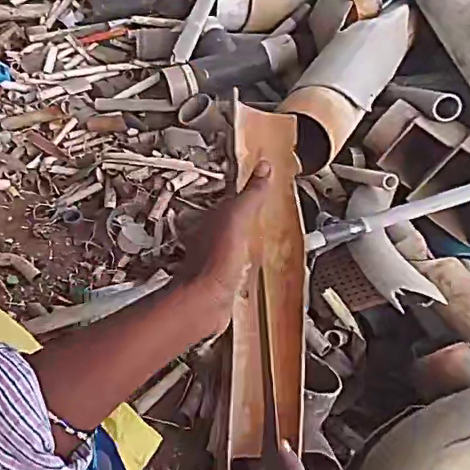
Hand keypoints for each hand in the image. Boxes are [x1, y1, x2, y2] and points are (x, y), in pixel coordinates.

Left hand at [174, 158, 275, 331]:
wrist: (206, 301)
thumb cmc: (215, 262)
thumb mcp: (239, 218)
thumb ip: (251, 194)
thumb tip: (263, 168)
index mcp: (216, 218)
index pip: (232, 196)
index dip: (247, 188)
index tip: (260, 180)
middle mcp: (212, 235)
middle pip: (232, 217)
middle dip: (246, 211)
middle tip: (261, 205)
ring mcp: (217, 257)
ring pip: (233, 239)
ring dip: (246, 235)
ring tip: (260, 231)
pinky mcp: (223, 277)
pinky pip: (237, 261)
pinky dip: (246, 258)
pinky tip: (252, 262)